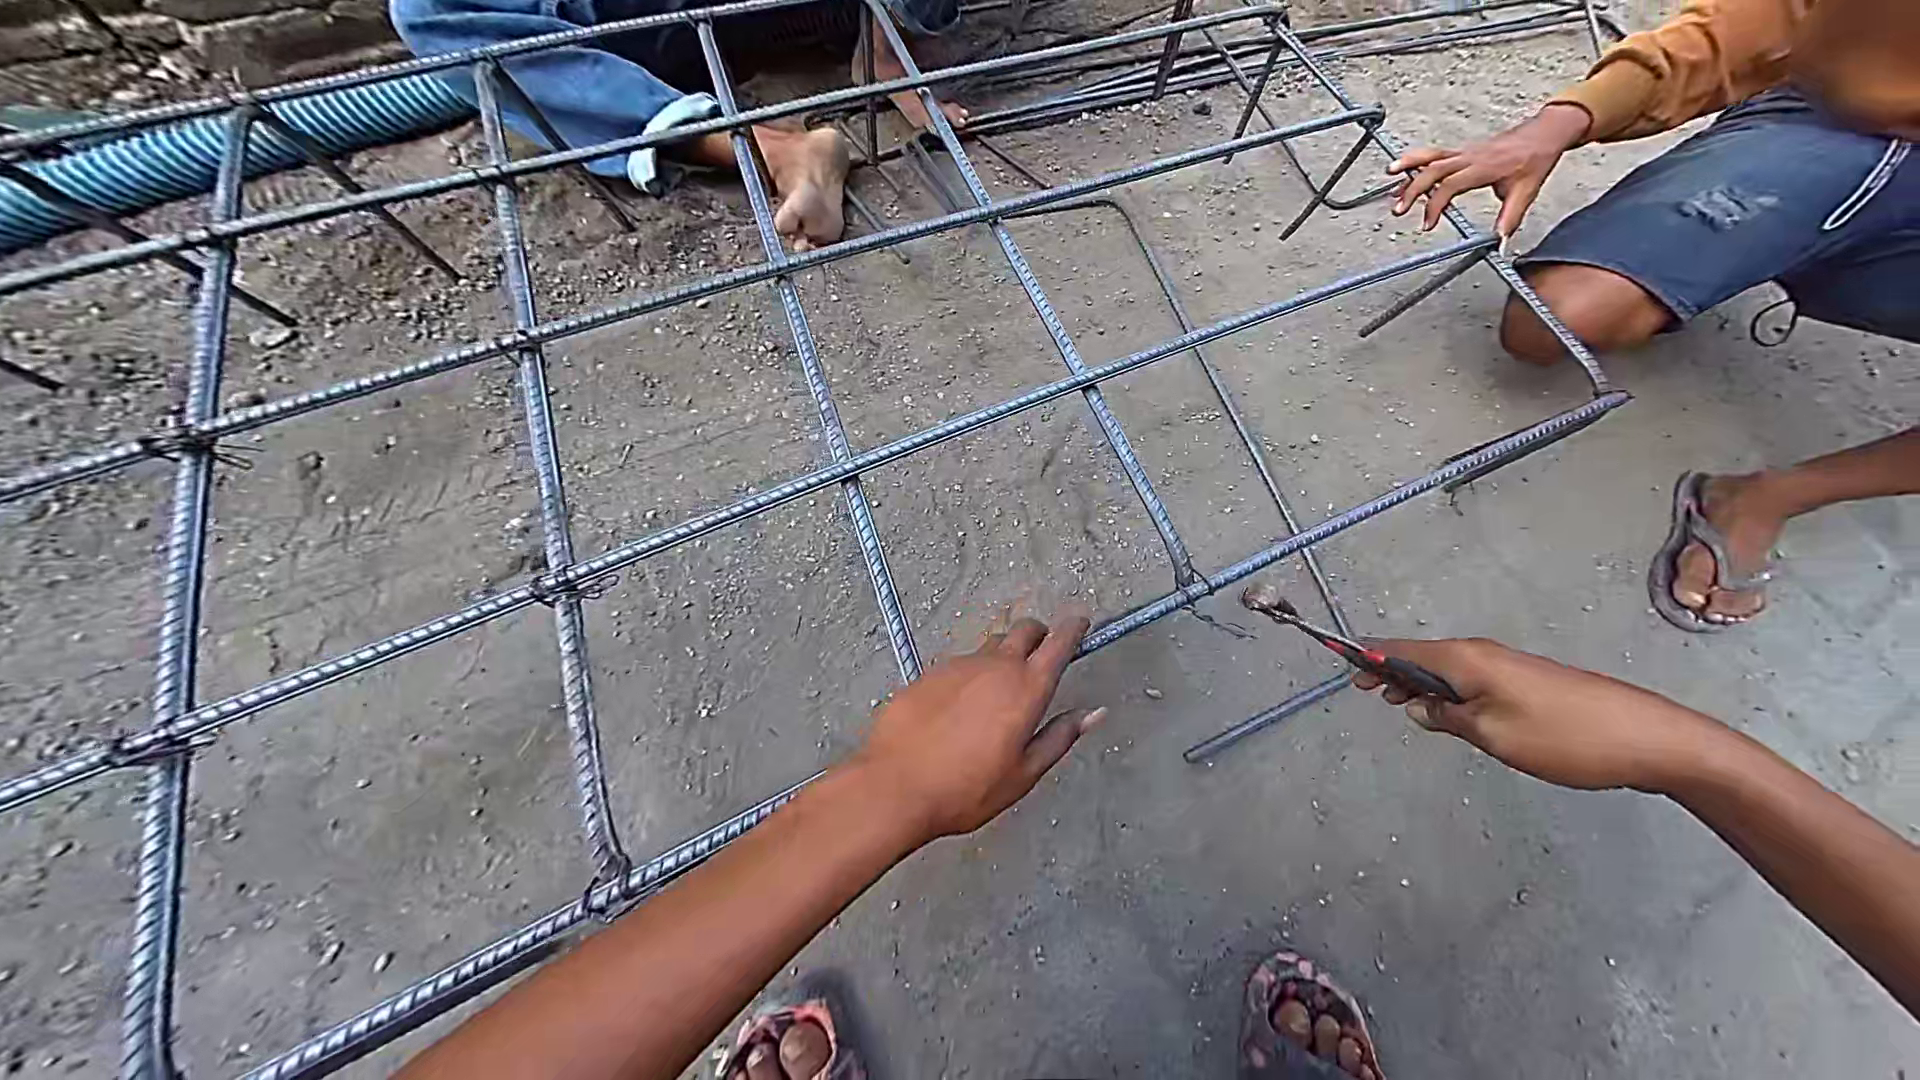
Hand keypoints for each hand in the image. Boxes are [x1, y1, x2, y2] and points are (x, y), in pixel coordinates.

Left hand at [849, 613, 1103, 841]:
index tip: (1080, 621)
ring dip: (1004, 654)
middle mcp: (995, 666)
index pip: (1058, 643)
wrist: (896, 783)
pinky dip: (972, 673)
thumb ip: (1060, 737)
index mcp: (1026, 688)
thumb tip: (1094, 713)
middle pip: (1024, 630)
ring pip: (991, 645)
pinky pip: (961, 663)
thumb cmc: (966, 788)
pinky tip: (962, 705)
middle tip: (1043, 651)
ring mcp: (959, 664)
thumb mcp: (1024, 773)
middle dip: (1039, 633)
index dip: (1073, 628)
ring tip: (1000, 688)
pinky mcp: (930, 672)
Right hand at [1351, 637, 1726, 792]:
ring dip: (1420, 684)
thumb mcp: (1490, 734)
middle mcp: (1479, 652)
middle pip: (1419, 655)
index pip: (1398, 649)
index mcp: (1463, 659)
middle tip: (1373, 696)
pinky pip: (1469, 677)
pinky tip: (1450, 711)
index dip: (1368, 659)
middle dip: (1391, 673)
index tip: (1349, 674)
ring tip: (1406, 707)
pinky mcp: (1525, 679)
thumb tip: (1418, 707)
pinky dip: (1447, 689)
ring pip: (1444, 668)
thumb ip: (1444, 718)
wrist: (1657, 741)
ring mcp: (1505, 664)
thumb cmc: (1563, 736)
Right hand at [1387, 103, 1590, 237]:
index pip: (1451, 185)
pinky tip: (1401, 169)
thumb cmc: (1536, 158)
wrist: (1548, 131)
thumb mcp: (1527, 190)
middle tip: (1398, 209)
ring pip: (1431, 157)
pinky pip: (1433, 154)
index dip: (1435, 206)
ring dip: (1409, 166)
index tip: (1428, 225)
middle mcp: (1472, 158)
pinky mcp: (1461, 152)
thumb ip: (1510, 218)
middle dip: (1413, 189)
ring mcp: (1465, 153)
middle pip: (1434, 170)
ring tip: (1390, 174)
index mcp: (1485, 167)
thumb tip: (1499, 242)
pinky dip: (1415, 160)